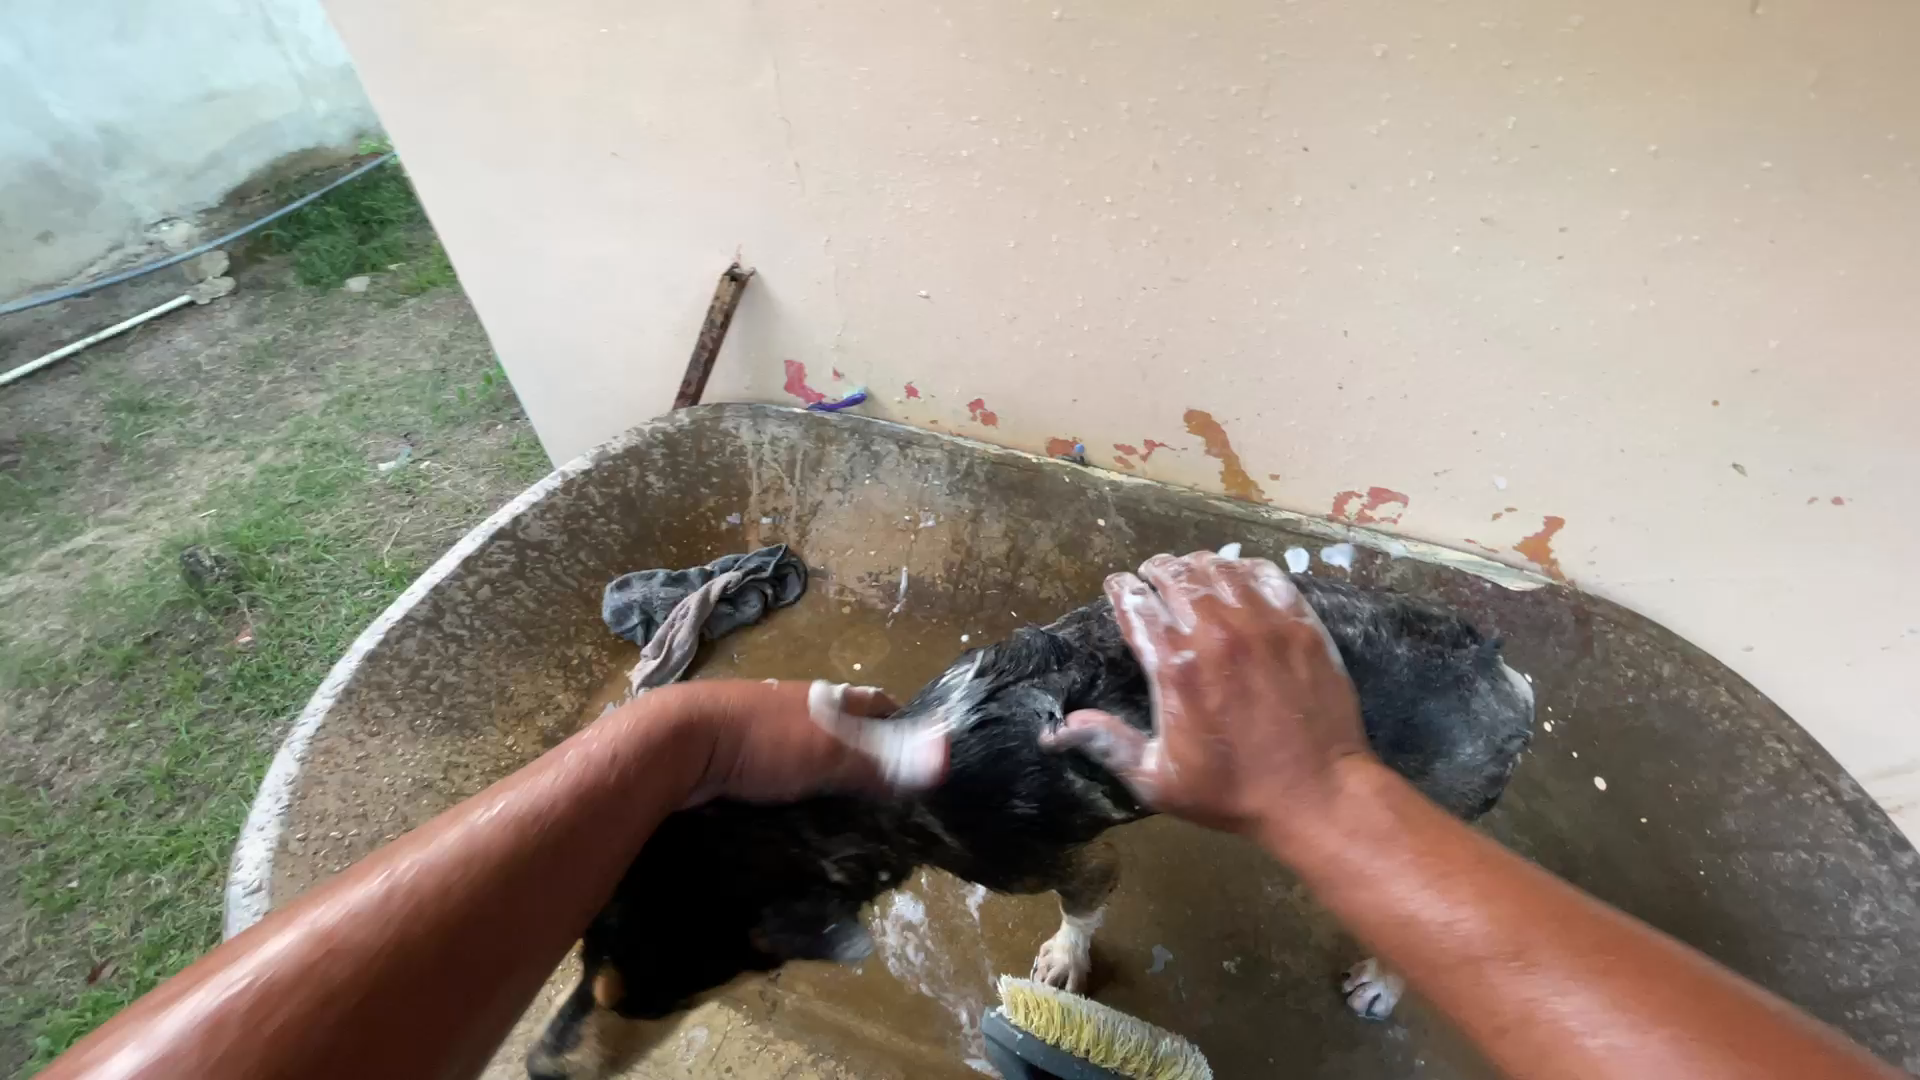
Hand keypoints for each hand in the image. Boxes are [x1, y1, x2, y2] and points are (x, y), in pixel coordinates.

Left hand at [647, 679, 947, 804]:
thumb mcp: (831, 751)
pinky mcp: (734, 748)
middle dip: (864, 749)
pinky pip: (776, 763)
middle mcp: (799, 704)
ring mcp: (764, 723)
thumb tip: (946, 755)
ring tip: (842, 808)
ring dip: (825, 767)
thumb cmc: (764, 740)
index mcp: (827, 696)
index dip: (902, 724)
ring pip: (808, 743)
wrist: (679, 742)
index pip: (878, 704)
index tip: (917, 756)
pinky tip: (792, 808)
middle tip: (883, 793)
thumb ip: (884, 757)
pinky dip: (792, 781)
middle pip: (844, 723)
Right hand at [1043, 551, 1372, 841]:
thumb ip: (1107, 743)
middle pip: (1174, 574)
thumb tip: (1057, 729)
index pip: (1135, 603)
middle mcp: (1215, 632)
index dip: (1121, 589)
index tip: (1118, 588)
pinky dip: (1243, 568)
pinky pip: (1266, 573)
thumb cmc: (1231, 790)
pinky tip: (1237, 578)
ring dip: (1195, 565)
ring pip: (1217, 567)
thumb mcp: (1157, 779)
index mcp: (1174, 666)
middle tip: (1151, 578)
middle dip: (1154, 571)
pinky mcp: (1299, 623)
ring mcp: (1262, 623)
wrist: (1318, 795)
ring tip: (1190, 574)